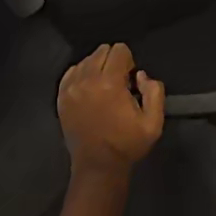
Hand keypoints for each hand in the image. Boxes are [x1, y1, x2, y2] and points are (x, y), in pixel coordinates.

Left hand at [57, 43, 164, 176]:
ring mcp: (71, 86)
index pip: (119, 50)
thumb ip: (154, 92)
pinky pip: (72, 71)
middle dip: (113, 61)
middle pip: (102, 51)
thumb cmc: (127, 145)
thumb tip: (141, 74)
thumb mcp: (153, 123)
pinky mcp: (62, 95)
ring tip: (103, 88)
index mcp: (110, 83)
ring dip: (97, 67)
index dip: (129, 61)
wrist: (97, 165)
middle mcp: (87, 79)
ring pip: (86, 60)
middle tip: (118, 84)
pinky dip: (82, 74)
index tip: (130, 79)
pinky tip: (89, 89)